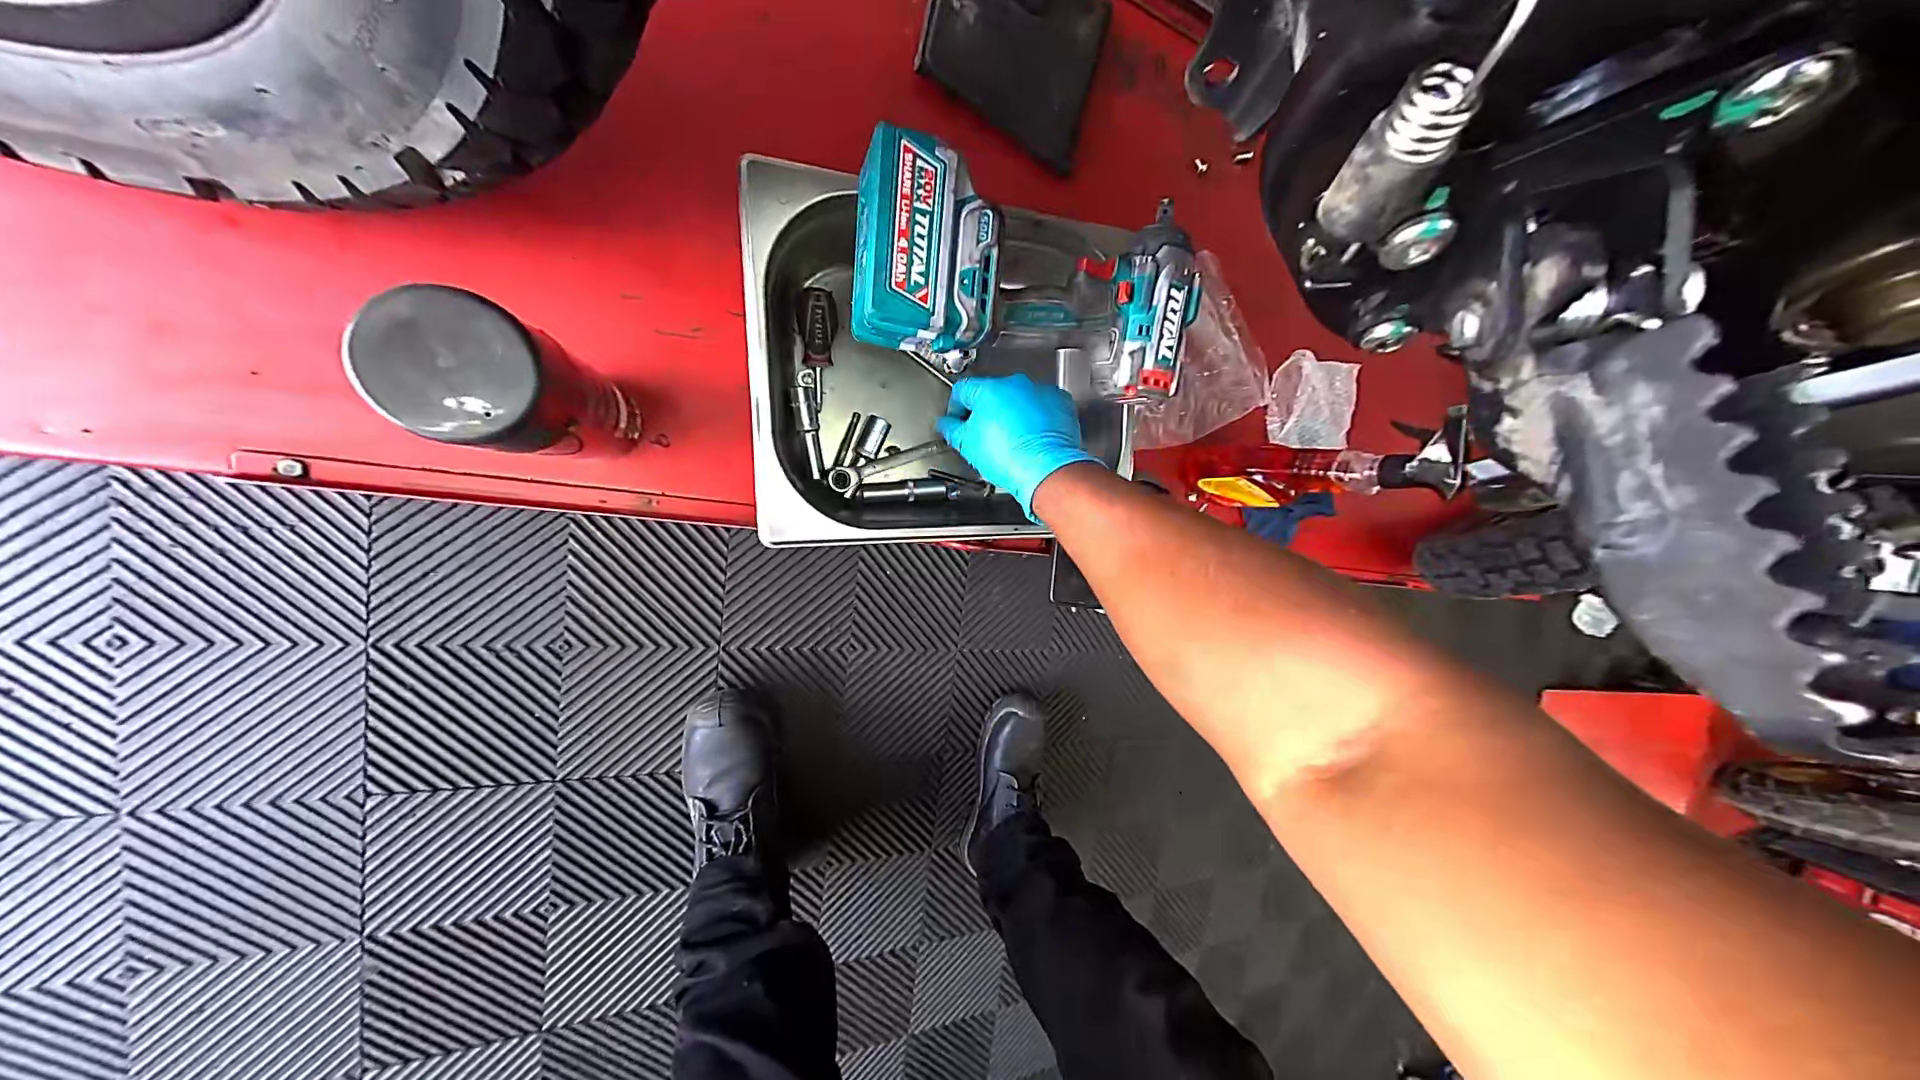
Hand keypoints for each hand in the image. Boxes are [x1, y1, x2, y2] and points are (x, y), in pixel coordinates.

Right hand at [936, 374, 1100, 518]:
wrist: (1047, 469)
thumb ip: (951, 428)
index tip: (958, 421)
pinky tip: (1030, 438)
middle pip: (992, 393)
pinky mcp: (1060, 403)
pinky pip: (1042, 406)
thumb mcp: (967, 445)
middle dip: (986, 412)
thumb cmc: (1010, 458)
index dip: (956, 408)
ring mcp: (1040, 392)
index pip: (962, 391)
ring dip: (1012, 415)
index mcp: (988, 389)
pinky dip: (1036, 418)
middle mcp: (1015, 384)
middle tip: (984, 436)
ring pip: (1018, 399)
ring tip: (1010, 441)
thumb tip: (948, 424)